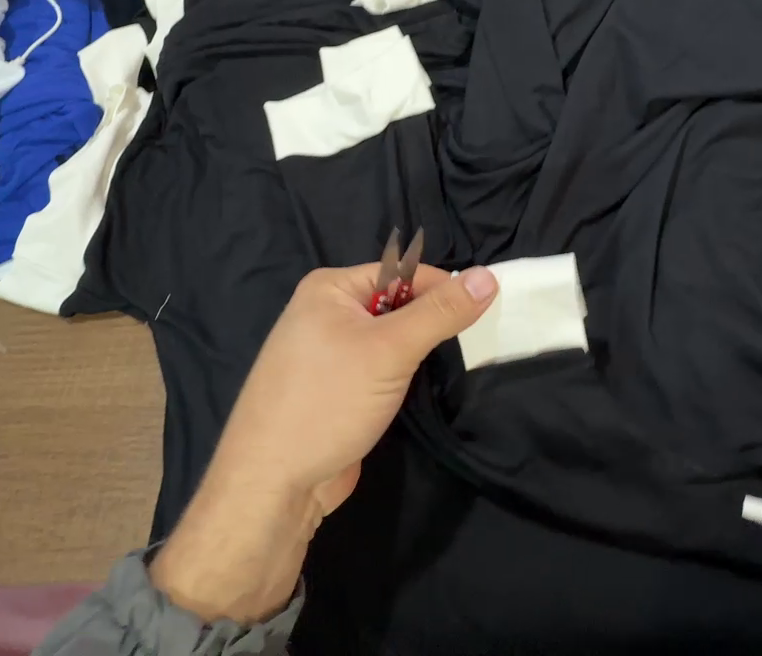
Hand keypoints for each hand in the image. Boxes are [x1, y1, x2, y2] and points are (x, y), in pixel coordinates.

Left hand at [149, 262, 499, 621]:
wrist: (272, 488)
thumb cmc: (328, 402)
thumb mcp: (391, 350)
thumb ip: (441, 312)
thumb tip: (490, 277)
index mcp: (329, 288)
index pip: (403, 273)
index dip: (443, 289)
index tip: (486, 310)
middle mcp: (324, 312)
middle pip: (396, 303)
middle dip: (430, 323)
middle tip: (471, 342)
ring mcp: (325, 353)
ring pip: (389, 338)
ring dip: (416, 352)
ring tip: (449, 367)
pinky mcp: (333, 389)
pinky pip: (377, 367)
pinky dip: (400, 375)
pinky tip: (418, 390)